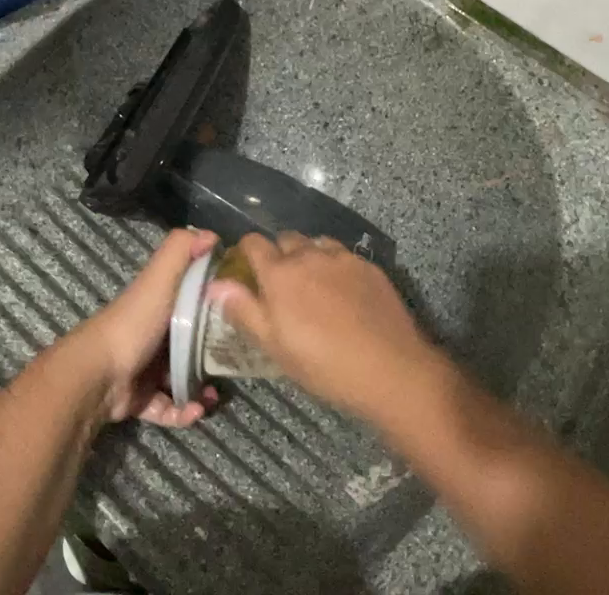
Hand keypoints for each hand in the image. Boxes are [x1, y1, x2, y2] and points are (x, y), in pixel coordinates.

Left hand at [60, 227, 220, 427]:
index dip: (211, 308)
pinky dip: (182, 412)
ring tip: (211, 396)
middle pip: (186, 343)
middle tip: (229, 365)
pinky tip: (195, 411)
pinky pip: (167, 408)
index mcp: (155, 305)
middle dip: (209, 356)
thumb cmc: (134, 322)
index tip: (236, 319)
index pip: (187, 301)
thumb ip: (180, 252)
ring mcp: (142, 369)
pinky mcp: (138, 399)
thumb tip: (211, 234)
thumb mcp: (159, 279)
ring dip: (199, 389)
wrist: (98, 374)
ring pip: (179, 379)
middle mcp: (149, 334)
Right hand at [207, 231, 442, 417]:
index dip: (245, 253)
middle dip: (278, 255)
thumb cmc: (324, 365)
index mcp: (279, 273)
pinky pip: (343, 255)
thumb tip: (216, 285)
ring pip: (316, 244)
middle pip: (285, 239)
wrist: (392, 369)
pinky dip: (335, 266)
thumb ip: (243, 310)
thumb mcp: (274, 346)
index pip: (253, 243)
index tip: (245, 271)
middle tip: (281, 286)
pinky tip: (343, 294)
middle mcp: (309, 255)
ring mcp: (342, 258)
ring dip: (308, 257)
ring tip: (313, 287)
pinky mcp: (369, 266)